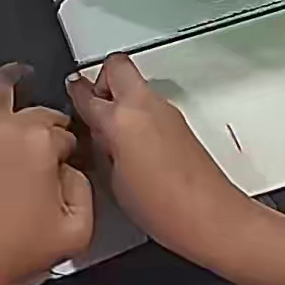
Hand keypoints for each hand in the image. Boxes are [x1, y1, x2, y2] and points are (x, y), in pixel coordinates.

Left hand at [0, 64, 94, 284]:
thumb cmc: (12, 244)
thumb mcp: (76, 229)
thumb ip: (85, 189)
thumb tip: (74, 171)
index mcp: (42, 142)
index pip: (67, 134)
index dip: (73, 149)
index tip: (71, 163)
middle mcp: (10, 126)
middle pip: (41, 110)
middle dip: (52, 122)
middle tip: (56, 140)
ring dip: (14, 75)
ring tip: (24, 73)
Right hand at [68, 53, 246, 266]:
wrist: (212, 219)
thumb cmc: (166, 208)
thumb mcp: (112, 181)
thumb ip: (99, 147)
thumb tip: (96, 135)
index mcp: (121, 119)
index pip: (87, 93)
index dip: (75, 92)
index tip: (72, 93)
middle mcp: (145, 106)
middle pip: (116, 66)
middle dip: (101, 80)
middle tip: (94, 105)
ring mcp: (166, 111)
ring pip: (135, 84)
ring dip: (121, 98)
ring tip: (113, 132)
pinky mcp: (179, 122)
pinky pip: (150, 104)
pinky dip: (137, 113)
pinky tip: (133, 143)